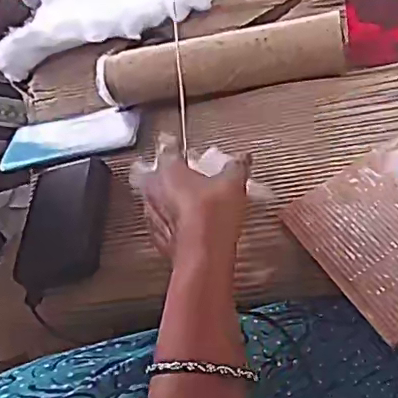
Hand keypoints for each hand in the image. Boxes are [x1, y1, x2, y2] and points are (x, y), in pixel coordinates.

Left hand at [140, 137, 250, 267]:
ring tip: (187, 201)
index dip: (172, 145)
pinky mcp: (161, 239)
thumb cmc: (211, 216)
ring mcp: (155, 216)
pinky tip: (188, 224)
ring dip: (169, 200)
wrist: (204, 255)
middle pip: (156, 176)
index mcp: (169, 171)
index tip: (172, 141)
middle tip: (181, 174)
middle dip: (168, 175)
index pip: (167, 150)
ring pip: (157, 201)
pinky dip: (174, 223)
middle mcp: (155, 191)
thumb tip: (242, 159)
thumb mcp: (232, 183)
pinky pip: (164, 225)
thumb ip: (236, 167)